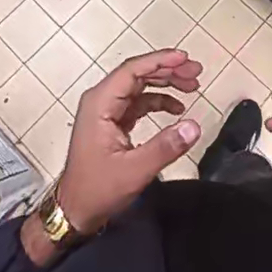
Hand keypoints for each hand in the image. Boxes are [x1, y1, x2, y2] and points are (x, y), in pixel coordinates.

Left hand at [57, 49, 203, 232]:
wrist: (74, 212)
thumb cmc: (98, 190)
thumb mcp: (134, 171)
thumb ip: (165, 147)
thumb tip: (194, 125)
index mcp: (100, 104)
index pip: (132, 70)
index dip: (160, 61)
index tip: (185, 59)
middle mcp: (101, 101)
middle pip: (138, 74)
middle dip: (168, 70)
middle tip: (197, 72)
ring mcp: (106, 112)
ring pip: (139, 86)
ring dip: (166, 84)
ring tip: (193, 85)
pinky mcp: (112, 123)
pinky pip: (138, 102)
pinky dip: (159, 100)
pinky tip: (178, 108)